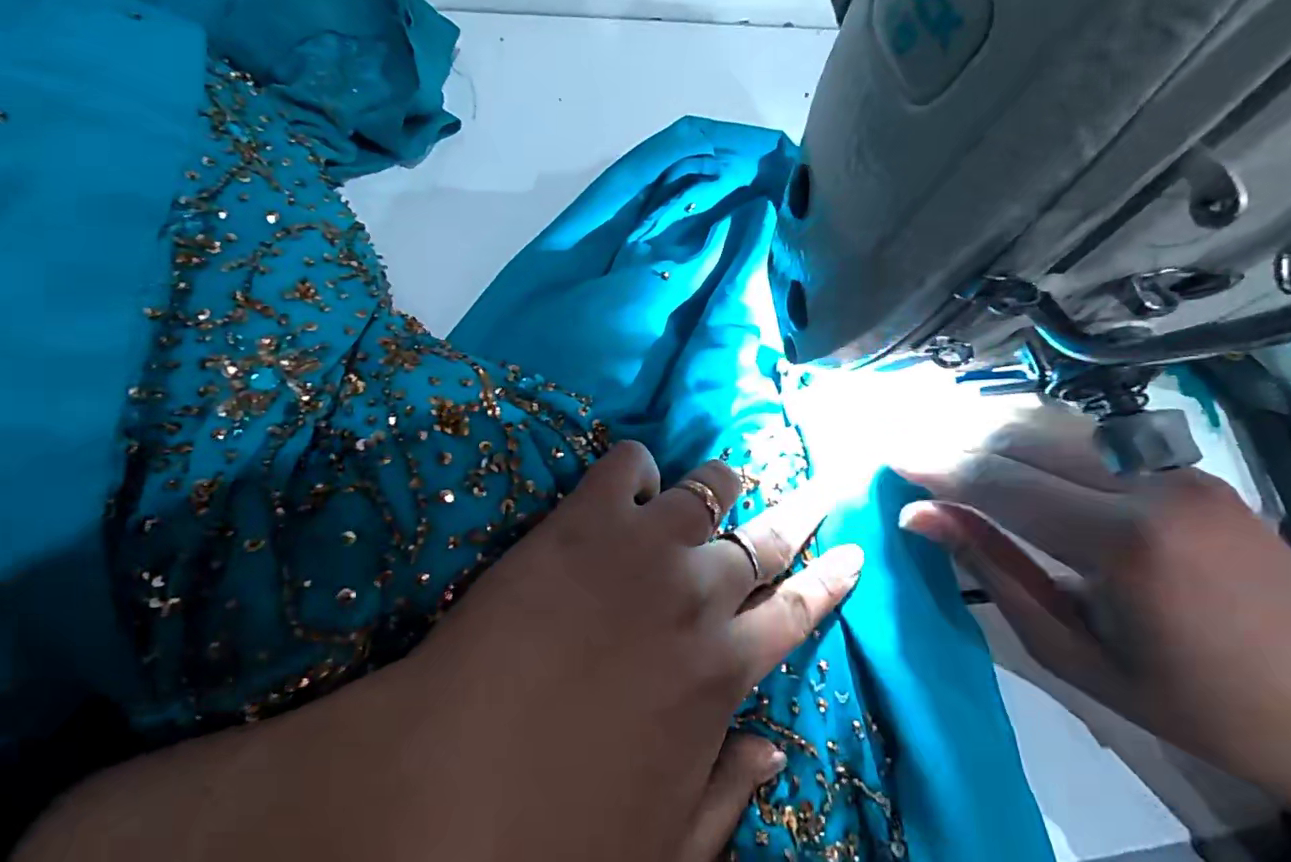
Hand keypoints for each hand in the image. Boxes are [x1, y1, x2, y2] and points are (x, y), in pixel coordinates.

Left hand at [18, 441, 862, 861]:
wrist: (438, 792)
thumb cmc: (553, 836)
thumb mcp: (665, 844)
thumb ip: (727, 790)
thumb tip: (775, 750)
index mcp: (723, 674)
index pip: (798, 612)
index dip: (830, 579)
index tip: (852, 551)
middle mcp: (698, 597)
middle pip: (767, 539)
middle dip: (800, 513)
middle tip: (819, 490)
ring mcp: (641, 551)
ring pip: (705, 491)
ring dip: (719, 483)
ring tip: (723, 478)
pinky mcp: (580, 523)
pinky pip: (626, 466)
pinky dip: (636, 468)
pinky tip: (631, 479)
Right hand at [898, 412, 1290, 861]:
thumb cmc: (1197, 706)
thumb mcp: (1078, 654)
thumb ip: (996, 570)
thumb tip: (922, 516)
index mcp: (1124, 542)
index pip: (1001, 480)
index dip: (937, 464)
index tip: (891, 456)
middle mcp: (1149, 483)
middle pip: (1024, 436)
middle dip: (958, 439)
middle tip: (911, 447)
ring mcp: (1177, 466)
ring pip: (1058, 425)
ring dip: (995, 430)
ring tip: (949, 443)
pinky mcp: (1192, 466)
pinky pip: (1096, 438)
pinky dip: (1042, 438)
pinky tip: (1014, 451)